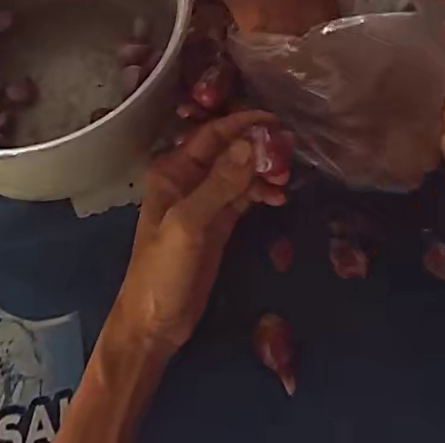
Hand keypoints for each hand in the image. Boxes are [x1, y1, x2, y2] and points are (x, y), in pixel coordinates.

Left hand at [108, 111, 287, 353]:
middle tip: (290, 147)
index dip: (241, 124)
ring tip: (288, 176)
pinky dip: (260, 193)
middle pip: (228, 151)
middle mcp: (188, 179)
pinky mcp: (217, 224)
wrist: (155, 324)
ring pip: (238, 174)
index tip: (273, 120)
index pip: (211, 135)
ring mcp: (204, 202)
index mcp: (172, 170)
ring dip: (262, 172)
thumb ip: (220, 183)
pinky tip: (279, 197)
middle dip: (256, 147)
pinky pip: (242, 198)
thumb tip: (251, 144)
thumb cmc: (163, 269)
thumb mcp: (190, 223)